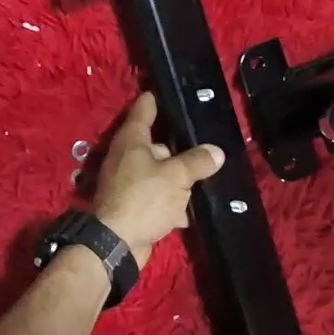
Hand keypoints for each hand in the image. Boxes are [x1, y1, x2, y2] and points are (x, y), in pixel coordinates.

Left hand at [91, 93, 224, 267]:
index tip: (168, 90)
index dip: (156, 99)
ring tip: (203, 177)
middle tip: (203, 141)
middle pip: (155, 143)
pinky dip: (171, 201)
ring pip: (158, 172)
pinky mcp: (132, 205)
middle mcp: (126, 156)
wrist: (117, 244)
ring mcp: (127, 181)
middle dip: (177, 145)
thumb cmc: (144, 199)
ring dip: (177, 178)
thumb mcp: (176, 177)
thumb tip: (216, 152)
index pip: (144, 109)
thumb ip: (197, 161)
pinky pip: (156, 196)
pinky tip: (187, 211)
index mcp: (132, 140)